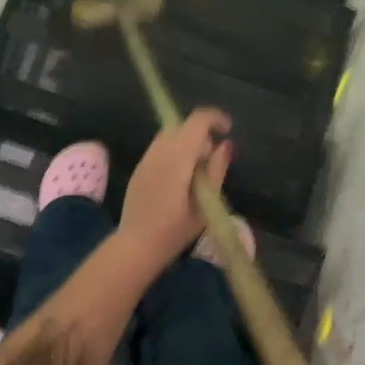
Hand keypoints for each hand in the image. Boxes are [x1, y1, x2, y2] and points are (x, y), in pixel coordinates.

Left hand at [118, 107, 231, 268]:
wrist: (136, 245)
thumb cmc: (175, 230)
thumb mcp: (205, 204)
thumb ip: (216, 170)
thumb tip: (225, 145)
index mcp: (177, 157)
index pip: (196, 121)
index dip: (215, 119)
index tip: (228, 130)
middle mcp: (159, 151)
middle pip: (183, 126)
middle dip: (201, 136)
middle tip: (211, 163)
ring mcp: (146, 159)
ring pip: (170, 136)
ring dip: (187, 144)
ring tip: (196, 174)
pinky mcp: (139, 169)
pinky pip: (160, 149)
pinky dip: (175, 153)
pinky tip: (179, 181)